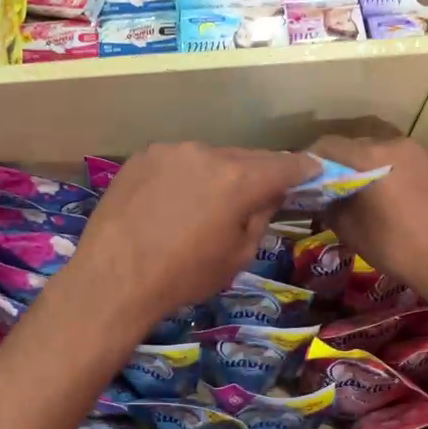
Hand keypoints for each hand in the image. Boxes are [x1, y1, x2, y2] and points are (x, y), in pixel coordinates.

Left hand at [62, 143, 314, 333]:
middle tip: (260, 193)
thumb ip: (259, 217)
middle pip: (245, 158)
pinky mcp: (142, 156)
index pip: (285, 165)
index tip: (314, 171)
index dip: (303, 169)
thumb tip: (266, 196)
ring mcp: (170, 151)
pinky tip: (173, 202)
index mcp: (239, 179)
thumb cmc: (183, 276)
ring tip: (207, 204)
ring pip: (208, 158)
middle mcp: (207, 153)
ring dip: (217, 174)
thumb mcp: (237, 256)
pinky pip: (177, 162)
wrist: (114, 277)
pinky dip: (185, 176)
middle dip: (257, 174)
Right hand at [309, 135, 427, 304]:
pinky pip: (409, 159)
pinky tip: (398, 194)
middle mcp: (397, 143)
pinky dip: (396, 170)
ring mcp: (424, 151)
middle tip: (336, 184)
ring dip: (372, 163)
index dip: (313, 158)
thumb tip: (323, 194)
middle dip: (344, 161)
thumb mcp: (349, 230)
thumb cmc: (396, 248)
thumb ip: (330, 203)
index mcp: (371, 156)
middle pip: (359, 144)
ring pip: (386, 149)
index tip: (306, 176)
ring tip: (369, 188)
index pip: (329, 145)